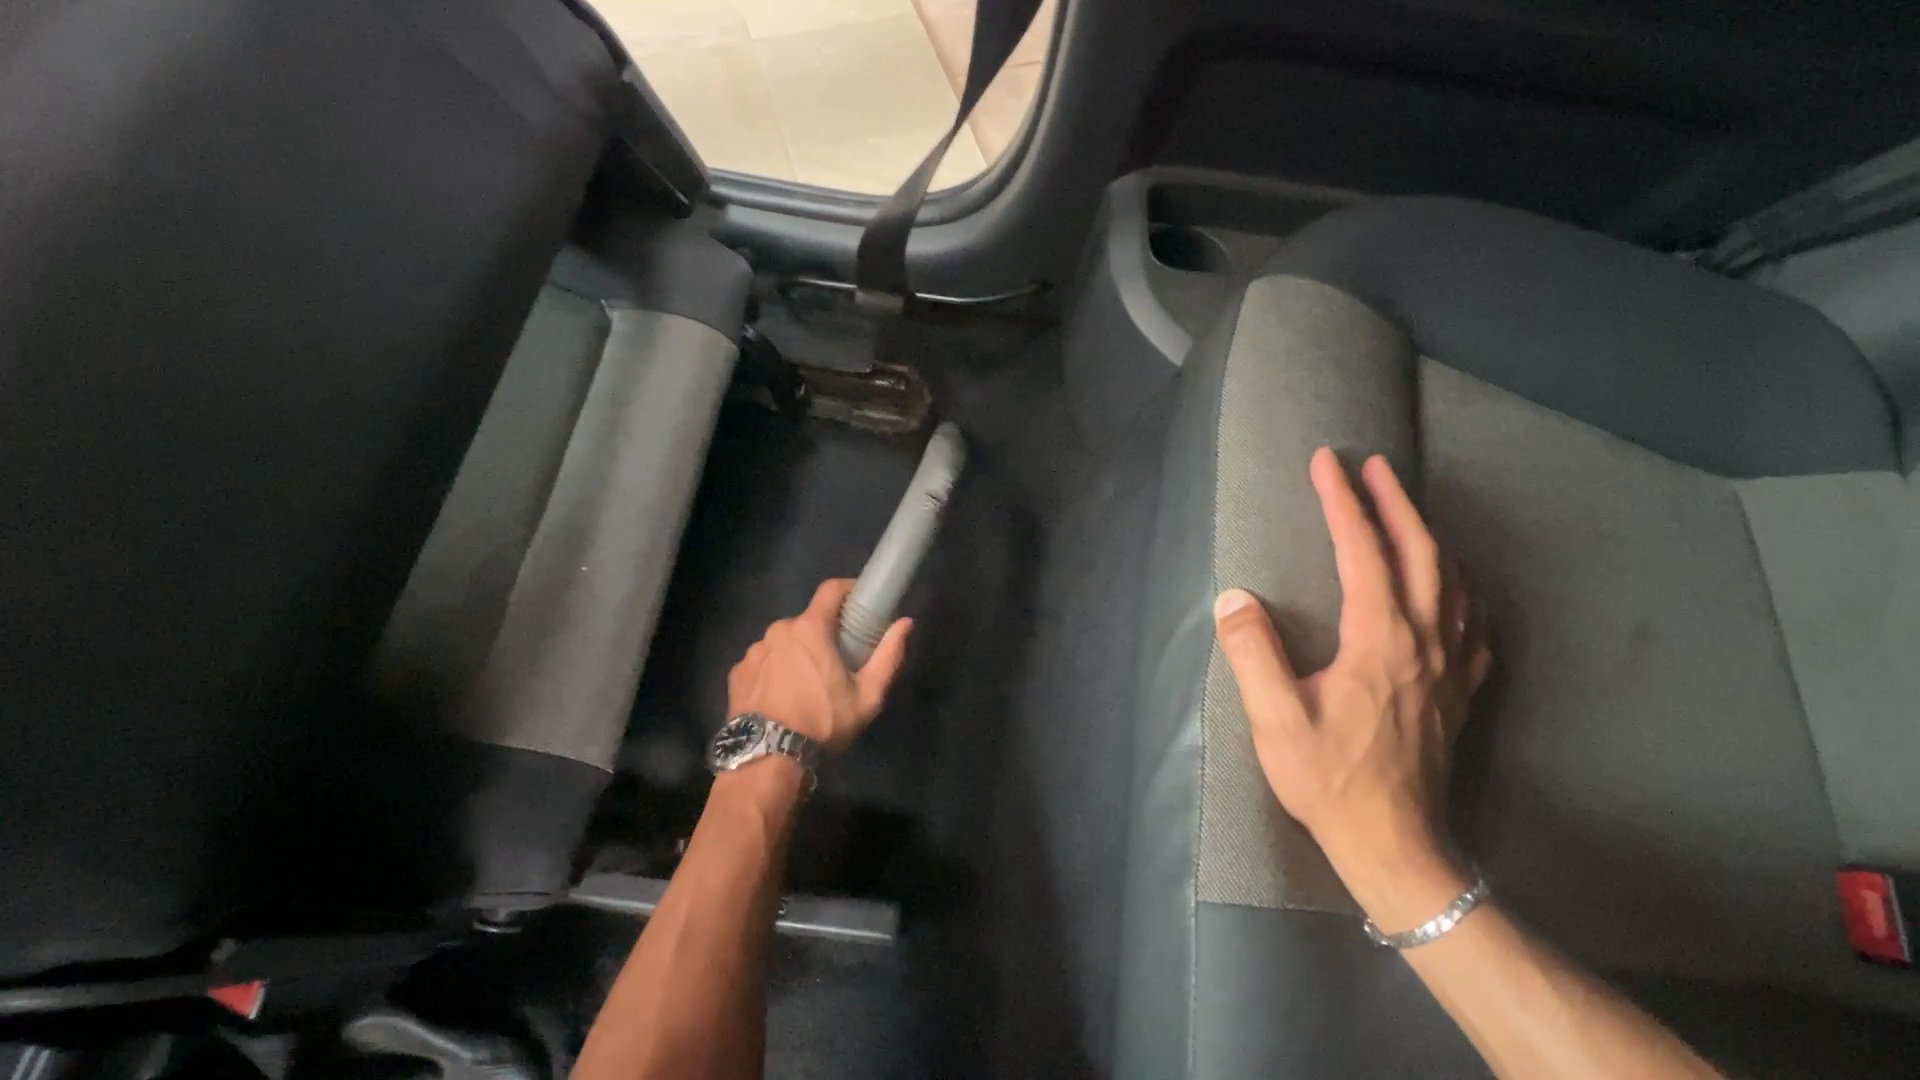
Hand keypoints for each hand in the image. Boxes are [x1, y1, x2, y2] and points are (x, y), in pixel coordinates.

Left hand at [727, 579, 912, 751]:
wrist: (768, 759)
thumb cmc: (823, 723)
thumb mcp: (867, 696)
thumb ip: (888, 656)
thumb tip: (905, 623)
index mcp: (810, 629)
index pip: (830, 590)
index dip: (848, 590)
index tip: (860, 601)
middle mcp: (777, 631)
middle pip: (806, 622)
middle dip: (822, 634)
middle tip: (837, 660)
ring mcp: (753, 652)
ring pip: (782, 643)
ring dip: (796, 654)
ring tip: (805, 685)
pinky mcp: (737, 673)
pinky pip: (762, 663)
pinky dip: (773, 672)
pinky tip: (780, 698)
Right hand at [1213, 448, 1490, 930]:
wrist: (1394, 843)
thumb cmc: (1329, 779)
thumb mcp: (1275, 720)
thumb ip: (1253, 653)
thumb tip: (1233, 597)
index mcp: (1379, 640)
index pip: (1362, 551)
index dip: (1343, 502)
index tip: (1325, 462)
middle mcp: (1424, 640)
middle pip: (1420, 551)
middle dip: (1396, 501)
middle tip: (1373, 465)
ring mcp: (1451, 665)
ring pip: (1453, 579)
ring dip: (1429, 534)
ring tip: (1407, 509)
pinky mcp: (1461, 689)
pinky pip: (1472, 620)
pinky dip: (1462, 586)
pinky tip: (1453, 585)